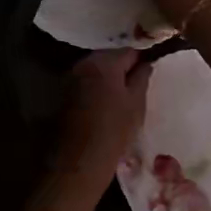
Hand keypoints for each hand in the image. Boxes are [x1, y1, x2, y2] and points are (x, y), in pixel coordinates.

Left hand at [51, 50, 153, 187]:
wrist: (78, 160)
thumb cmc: (113, 131)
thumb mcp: (136, 104)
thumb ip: (142, 78)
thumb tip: (146, 63)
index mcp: (103, 62)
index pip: (128, 51)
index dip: (141, 59)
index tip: (149, 69)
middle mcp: (82, 64)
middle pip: (108, 57)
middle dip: (121, 66)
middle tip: (135, 82)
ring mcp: (69, 77)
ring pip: (94, 69)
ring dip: (106, 76)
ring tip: (120, 93)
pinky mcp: (61, 92)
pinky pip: (83, 81)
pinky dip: (93, 86)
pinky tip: (102, 101)